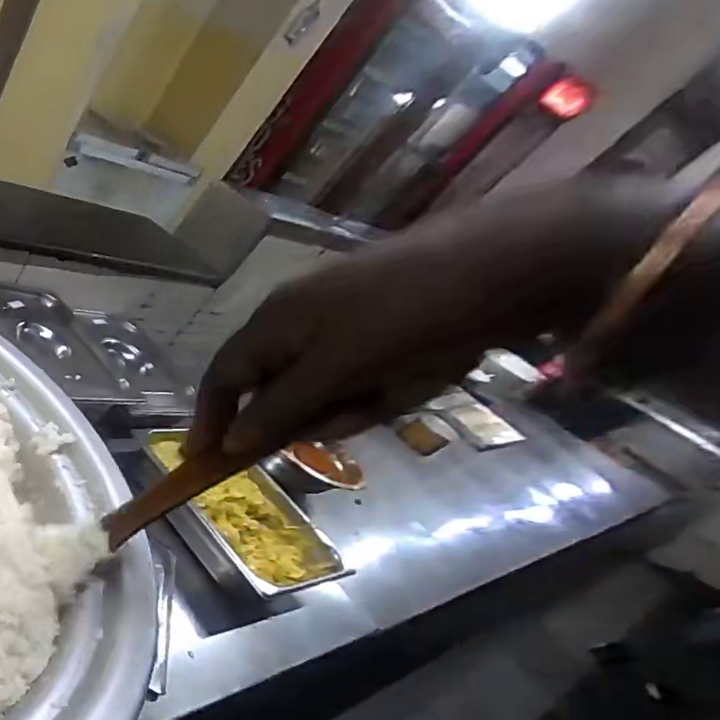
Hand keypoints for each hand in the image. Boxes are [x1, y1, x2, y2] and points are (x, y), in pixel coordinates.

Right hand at [185, 179, 680, 458]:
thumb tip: (229, 444)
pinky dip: (385, 387)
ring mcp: (341, 318)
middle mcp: (296, 320)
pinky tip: (422, 373)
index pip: (222, 379)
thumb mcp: (337, 371)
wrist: (518, 260)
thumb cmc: (409, 316)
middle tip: (356, 417)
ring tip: (403, 388)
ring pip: (325, 385)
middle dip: (311, 412)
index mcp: (273, 324)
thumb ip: (278, 410)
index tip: (201, 460)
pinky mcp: (382, 323)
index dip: (210, 419)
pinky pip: (363, 374)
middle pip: (277, 386)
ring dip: (357, 401)